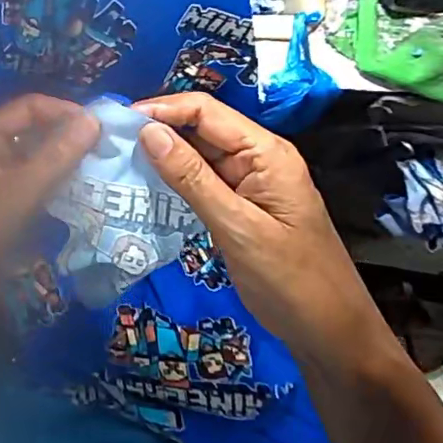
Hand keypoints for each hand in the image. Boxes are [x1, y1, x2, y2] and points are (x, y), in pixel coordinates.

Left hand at [0, 95, 99, 289]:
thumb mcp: (21, 192)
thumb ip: (57, 155)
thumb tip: (94, 118)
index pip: (29, 107)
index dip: (66, 111)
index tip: (103, 129)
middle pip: (30, 132)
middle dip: (67, 138)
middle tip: (107, 152)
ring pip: (31, 161)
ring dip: (62, 165)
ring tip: (100, 174)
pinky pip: (28, 187)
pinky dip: (51, 188)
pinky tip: (78, 200)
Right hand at [133, 92, 386, 357]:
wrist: (331, 334)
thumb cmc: (291, 280)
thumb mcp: (237, 228)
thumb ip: (191, 178)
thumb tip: (147, 132)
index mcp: (266, 153)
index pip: (206, 111)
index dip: (162, 109)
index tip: (119, 122)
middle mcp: (256, 157)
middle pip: (200, 126)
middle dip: (157, 128)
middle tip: (111, 141)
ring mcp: (248, 181)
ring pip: (197, 152)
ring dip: (161, 153)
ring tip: (119, 159)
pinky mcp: (239, 203)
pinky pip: (200, 179)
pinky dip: (173, 178)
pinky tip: (144, 184)